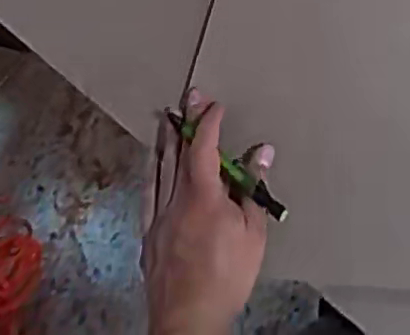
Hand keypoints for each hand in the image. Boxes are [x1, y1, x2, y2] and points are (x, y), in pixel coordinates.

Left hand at [143, 89, 273, 334]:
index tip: (216, 105)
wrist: (188, 323)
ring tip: (165, 119)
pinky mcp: (148, 237)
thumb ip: (253, 188)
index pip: (203, 148)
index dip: (209, 122)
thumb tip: (262, 153)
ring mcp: (158, 218)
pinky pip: (148, 194)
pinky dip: (151, 172)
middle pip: (177, 152)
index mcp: (203, 197)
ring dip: (164, 141)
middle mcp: (176, 201)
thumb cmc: (226, 278)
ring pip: (158, 170)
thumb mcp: (252, 233)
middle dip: (184, 121)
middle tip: (188, 97)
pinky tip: (151, 165)